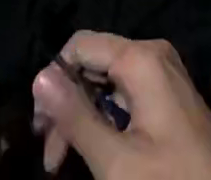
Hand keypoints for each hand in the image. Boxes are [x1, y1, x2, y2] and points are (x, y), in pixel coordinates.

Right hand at [32, 32, 210, 179]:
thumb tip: (40, 75)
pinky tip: (91, 152)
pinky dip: (103, 119)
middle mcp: (152, 54)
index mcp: (140, 59)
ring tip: (62, 164)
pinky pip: (124, 92)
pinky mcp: (166, 92)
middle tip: (50, 159)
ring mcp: (162, 72)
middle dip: (65, 105)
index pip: (81, 44)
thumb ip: (76, 116)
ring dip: (81, 117)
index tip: (39, 129)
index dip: (53, 80)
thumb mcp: (114, 159)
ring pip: (105, 81)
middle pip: (92, 63)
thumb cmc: (170, 178)